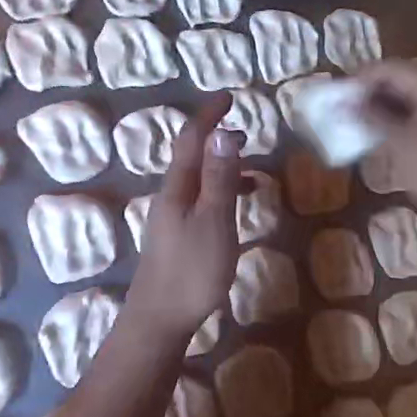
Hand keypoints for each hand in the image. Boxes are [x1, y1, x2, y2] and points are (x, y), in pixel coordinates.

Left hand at [125, 94, 240, 343]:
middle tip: (247, 133)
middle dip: (217, 140)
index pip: (191, 139)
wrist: (159, 319)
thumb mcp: (214, 220)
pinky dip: (223, 194)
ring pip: (199, 181)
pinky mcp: (178, 237)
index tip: (229, 96)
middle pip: (192, 157)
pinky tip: (240, 208)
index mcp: (178, 187)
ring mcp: (172, 218)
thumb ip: (220, 178)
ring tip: (256, 172)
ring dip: (224, 169)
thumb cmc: (192, 269)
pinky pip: (203, 202)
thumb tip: (224, 133)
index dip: (209, 115)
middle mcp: (171, 196)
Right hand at [357, 60, 416, 220]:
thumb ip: (371, 118)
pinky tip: (381, 131)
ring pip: (411, 95)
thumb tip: (343, 104)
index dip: (362, 78)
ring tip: (359, 118)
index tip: (338, 94)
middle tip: (347, 105)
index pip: (392, 68)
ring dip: (385, 104)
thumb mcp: (399, 145)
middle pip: (403, 78)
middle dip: (373, 90)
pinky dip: (400, 116)